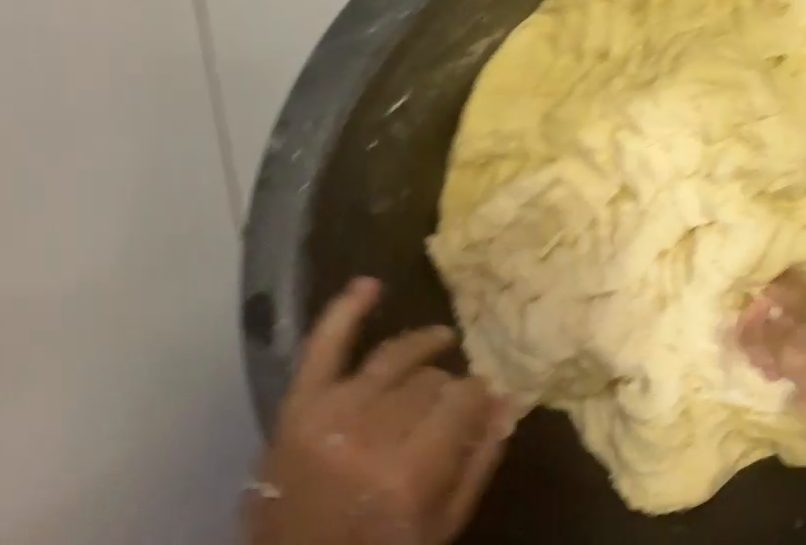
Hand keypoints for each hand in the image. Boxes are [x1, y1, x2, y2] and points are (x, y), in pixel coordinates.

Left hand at [247, 278, 514, 544]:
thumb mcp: (443, 525)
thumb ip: (479, 460)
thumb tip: (508, 398)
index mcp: (410, 470)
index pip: (464, 396)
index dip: (479, 394)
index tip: (483, 399)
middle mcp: (371, 434)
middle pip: (429, 379)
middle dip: (447, 388)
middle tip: (448, 406)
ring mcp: (330, 415)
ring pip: (394, 359)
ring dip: (421, 348)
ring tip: (439, 342)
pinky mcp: (297, 408)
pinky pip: (323, 348)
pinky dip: (345, 312)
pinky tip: (370, 284)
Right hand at [735, 270, 805, 430]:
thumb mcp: (790, 351)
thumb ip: (760, 339)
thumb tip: (736, 330)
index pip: (772, 289)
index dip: (751, 309)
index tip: (737, 335)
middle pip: (787, 313)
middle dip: (766, 336)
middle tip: (756, 362)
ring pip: (804, 335)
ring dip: (785, 355)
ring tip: (774, 377)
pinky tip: (804, 390)